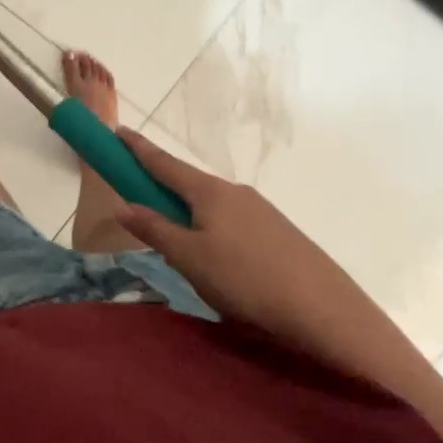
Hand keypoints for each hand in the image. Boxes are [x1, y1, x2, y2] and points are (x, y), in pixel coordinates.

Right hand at [113, 128, 355, 342]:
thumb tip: (122, 204)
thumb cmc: (246, 279)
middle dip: (165, 191)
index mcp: (209, 192)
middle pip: (190, 185)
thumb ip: (155, 230)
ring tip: (187, 255)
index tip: (117, 131)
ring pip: (214, 208)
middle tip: (145, 209)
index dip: (138, 148)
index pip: (164, 163)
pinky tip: (222, 266)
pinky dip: (216, 233)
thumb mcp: (190, 259)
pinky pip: (234, 224)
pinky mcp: (280, 234)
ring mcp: (262, 212)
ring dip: (192, 219)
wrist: (325, 311)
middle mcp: (236, 192)